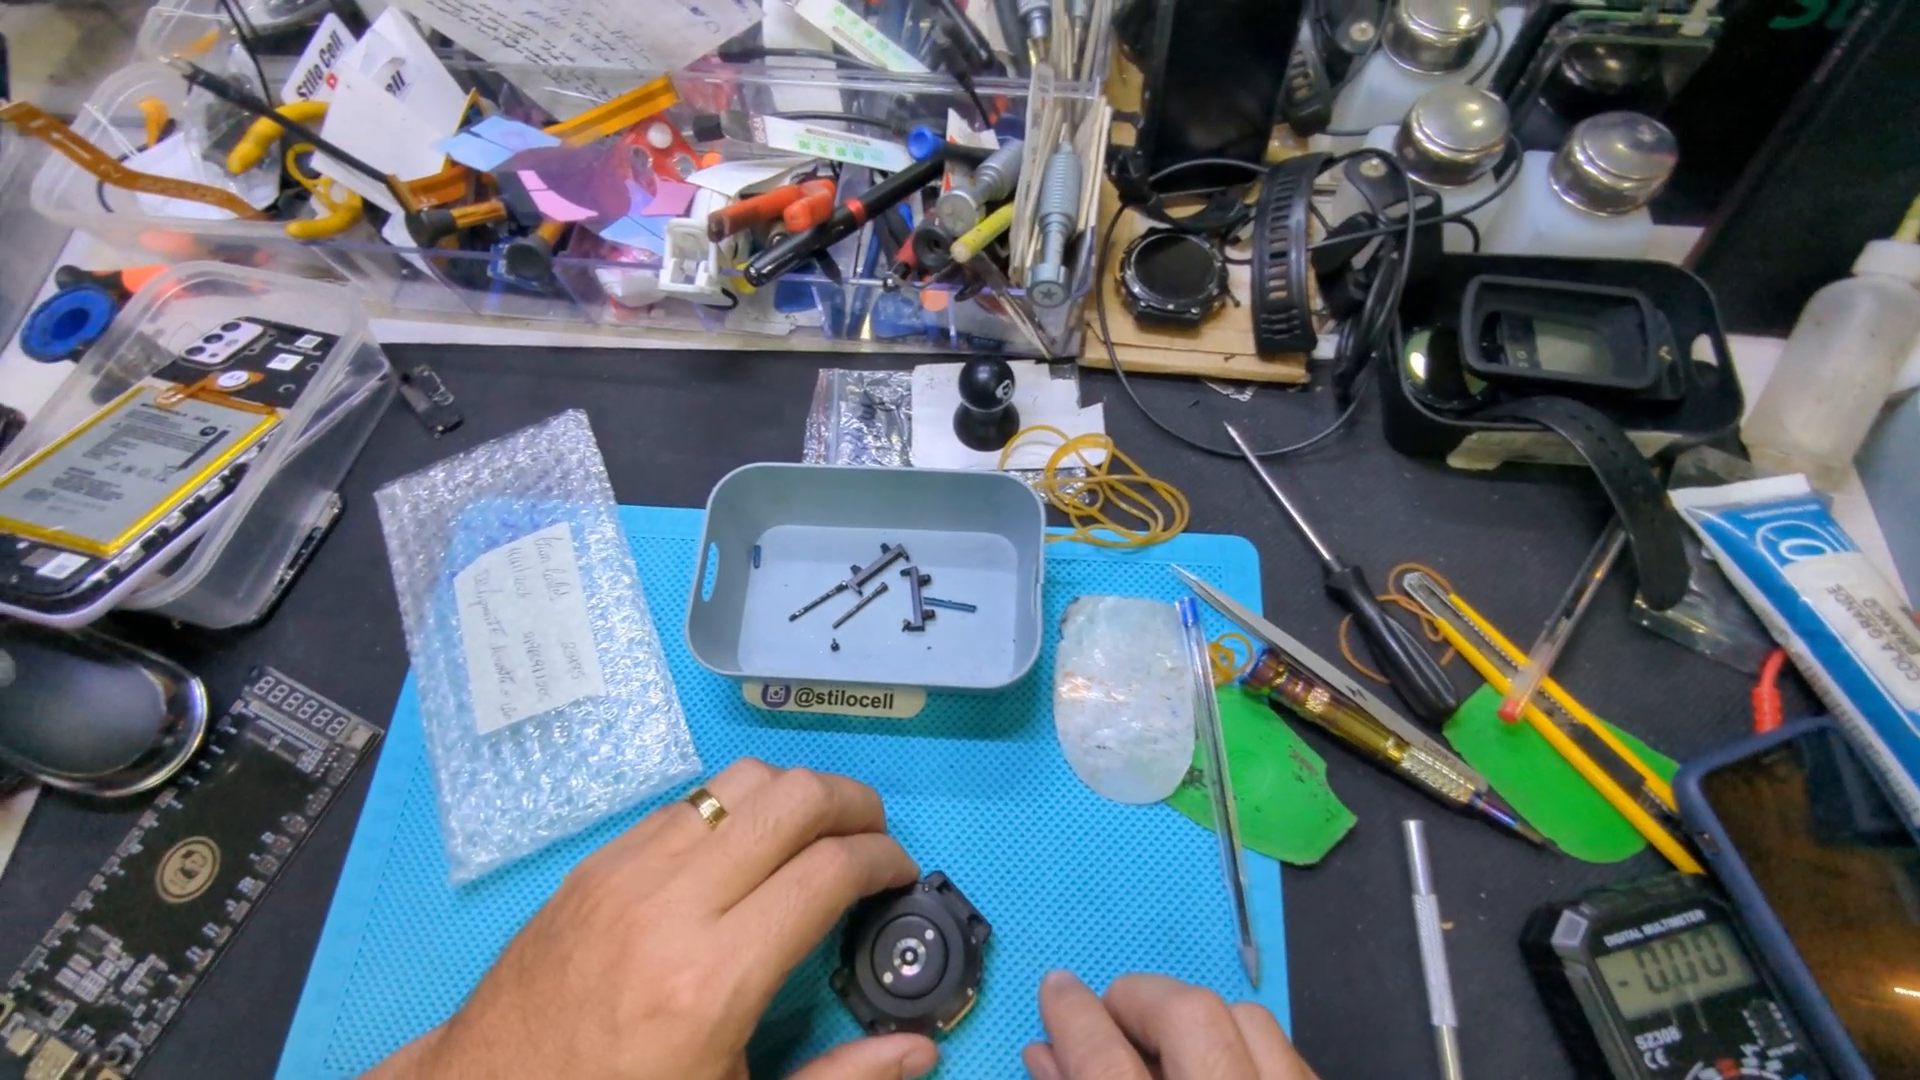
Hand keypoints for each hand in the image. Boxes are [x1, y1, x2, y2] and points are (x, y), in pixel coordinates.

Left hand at [368, 759, 936, 1079]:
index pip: (830, 869)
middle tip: (873, 837)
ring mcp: (632, 868)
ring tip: (818, 832)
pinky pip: (696, 797)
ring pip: (746, 778)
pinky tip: (749, 845)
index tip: (899, 872)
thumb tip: (922, 1053)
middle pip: (796, 797)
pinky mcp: (602, 859)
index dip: (883, 859)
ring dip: (799, 793)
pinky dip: (743, 805)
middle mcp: (676, 901)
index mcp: (715, 979)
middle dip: (855, 803)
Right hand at [1023, 971, 1317, 1079]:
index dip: (1073, 1018)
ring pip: (1248, 1020)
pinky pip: (1288, 1053)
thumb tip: (1045, 1050)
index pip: (1108, 1063)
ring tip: (1166, 1051)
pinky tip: (1218, 1072)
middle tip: (1111, 1018)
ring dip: (1197, 1020)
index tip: (1056, 990)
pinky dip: (1244, 1047)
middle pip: (1192, 1015)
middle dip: (1139, 1000)